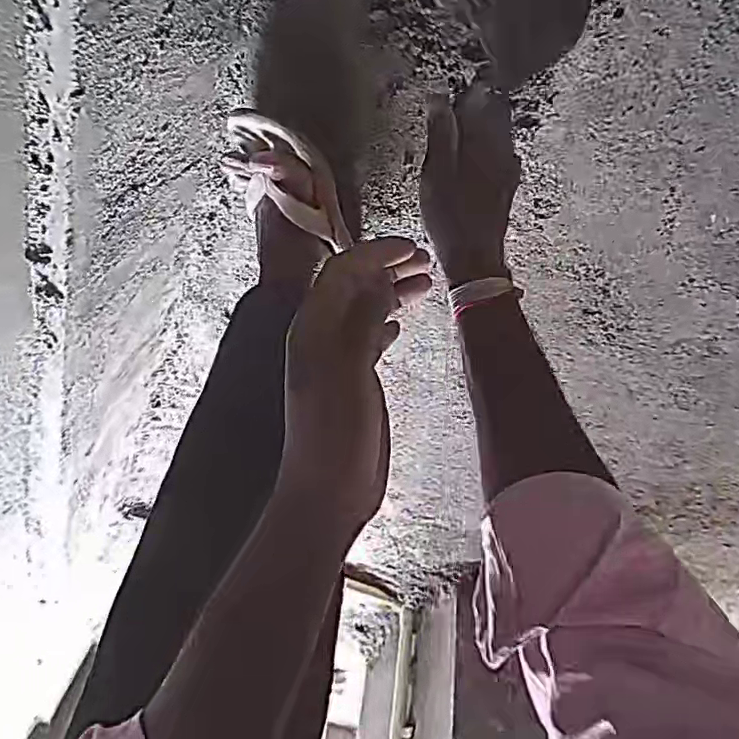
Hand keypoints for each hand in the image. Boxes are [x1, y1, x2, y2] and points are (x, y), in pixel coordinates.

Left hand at [279, 237, 433, 533]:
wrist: (329, 490)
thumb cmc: (337, 432)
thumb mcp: (351, 370)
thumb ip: (362, 320)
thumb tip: (379, 277)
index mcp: (313, 327)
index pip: (342, 271)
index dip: (375, 253)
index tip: (411, 248)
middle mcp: (320, 335)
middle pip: (352, 285)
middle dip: (386, 267)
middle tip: (424, 261)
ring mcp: (334, 357)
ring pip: (363, 309)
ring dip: (391, 291)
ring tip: (425, 283)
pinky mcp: (349, 378)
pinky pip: (367, 336)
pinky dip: (385, 321)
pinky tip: (402, 323)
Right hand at [422, 82, 520, 286]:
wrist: (475, 256)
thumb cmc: (450, 216)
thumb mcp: (435, 173)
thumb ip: (440, 134)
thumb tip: (439, 99)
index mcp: (483, 144)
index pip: (479, 102)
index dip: (467, 90)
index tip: (456, 84)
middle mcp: (502, 153)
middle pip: (495, 116)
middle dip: (480, 104)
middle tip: (463, 98)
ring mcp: (508, 170)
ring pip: (500, 135)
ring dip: (485, 125)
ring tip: (468, 123)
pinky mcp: (507, 186)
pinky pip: (501, 155)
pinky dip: (489, 148)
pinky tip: (479, 155)